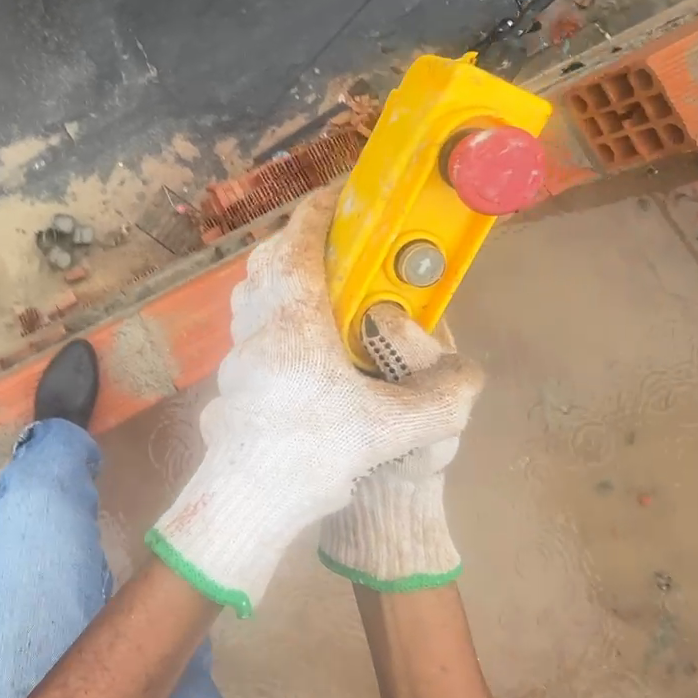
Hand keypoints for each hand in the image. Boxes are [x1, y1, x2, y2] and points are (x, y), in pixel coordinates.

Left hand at [146, 184, 482, 615]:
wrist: (250, 501)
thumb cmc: (317, 450)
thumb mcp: (394, 427)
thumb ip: (442, 397)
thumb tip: (471, 374)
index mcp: (293, 317)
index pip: (299, 242)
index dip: (318, 211)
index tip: (338, 195)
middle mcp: (256, 325)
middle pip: (266, 260)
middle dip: (295, 241)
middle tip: (330, 244)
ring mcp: (233, 354)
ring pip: (249, 295)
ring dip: (275, 278)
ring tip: (312, 289)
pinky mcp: (225, 383)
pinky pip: (245, 330)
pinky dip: (266, 316)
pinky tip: (294, 348)